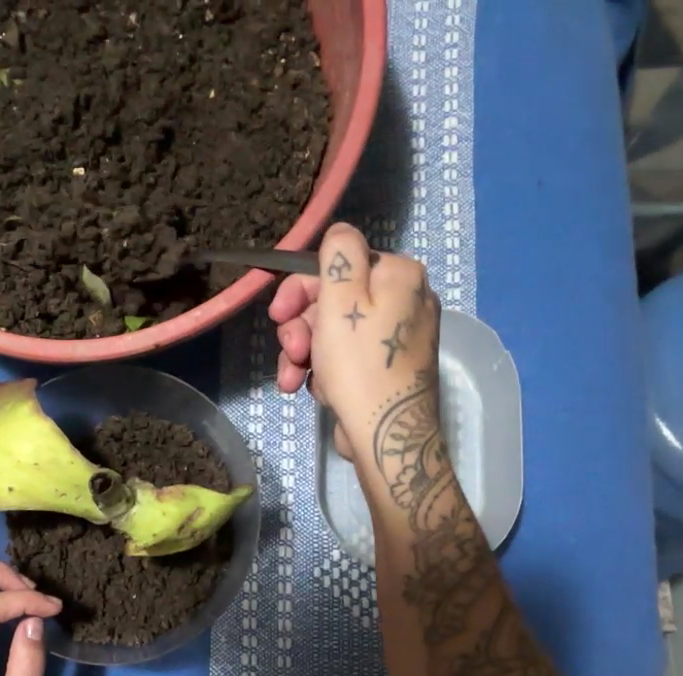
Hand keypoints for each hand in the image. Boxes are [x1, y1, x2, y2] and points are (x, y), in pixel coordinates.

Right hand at [269, 223, 440, 457]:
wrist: (386, 436)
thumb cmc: (360, 364)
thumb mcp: (341, 299)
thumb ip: (339, 255)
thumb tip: (340, 232)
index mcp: (399, 276)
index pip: (339, 264)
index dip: (301, 288)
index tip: (277, 314)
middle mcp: (405, 301)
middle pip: (335, 300)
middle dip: (301, 327)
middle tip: (289, 352)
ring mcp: (397, 339)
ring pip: (334, 333)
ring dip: (304, 354)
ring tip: (293, 379)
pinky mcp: (387, 370)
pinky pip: (346, 358)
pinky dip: (324, 371)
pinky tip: (313, 390)